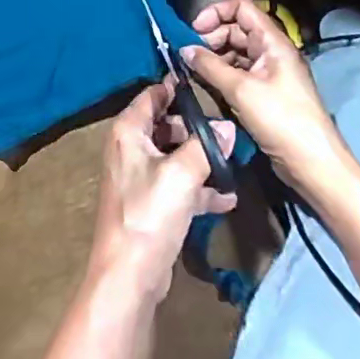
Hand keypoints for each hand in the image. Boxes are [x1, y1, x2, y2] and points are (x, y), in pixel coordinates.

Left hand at [90, 81, 238, 299]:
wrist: (128, 276)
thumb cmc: (149, 213)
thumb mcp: (182, 173)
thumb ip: (206, 145)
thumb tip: (228, 127)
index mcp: (129, 131)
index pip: (152, 95)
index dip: (176, 87)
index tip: (204, 82)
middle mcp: (130, 148)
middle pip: (166, 125)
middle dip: (195, 127)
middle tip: (225, 127)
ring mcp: (139, 177)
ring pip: (174, 155)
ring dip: (200, 158)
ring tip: (231, 160)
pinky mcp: (150, 204)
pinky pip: (178, 185)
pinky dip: (198, 188)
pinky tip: (226, 197)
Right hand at [185, 0, 355, 203]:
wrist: (313, 163)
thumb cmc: (281, 120)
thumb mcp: (242, 91)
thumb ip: (211, 67)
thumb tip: (185, 50)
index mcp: (272, 41)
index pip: (241, 7)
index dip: (216, 12)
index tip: (193, 30)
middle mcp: (271, 50)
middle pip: (236, 29)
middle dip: (211, 37)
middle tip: (189, 55)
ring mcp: (269, 72)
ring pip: (236, 52)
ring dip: (214, 58)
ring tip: (193, 72)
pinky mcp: (266, 92)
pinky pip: (240, 73)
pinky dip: (222, 75)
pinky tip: (206, 86)